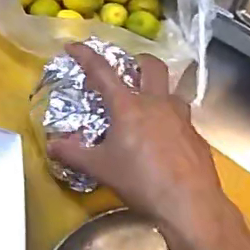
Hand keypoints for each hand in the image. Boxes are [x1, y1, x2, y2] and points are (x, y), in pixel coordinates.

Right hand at [47, 44, 233, 240]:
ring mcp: (181, 118)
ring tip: (147, 107)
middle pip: (151, 66)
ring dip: (159, 91)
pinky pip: (183, 118)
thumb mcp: (100, 168)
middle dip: (138, 62)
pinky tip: (164, 140)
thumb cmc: (141, 180)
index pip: (103, 71)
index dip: (86, 55)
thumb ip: (73, 154)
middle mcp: (157, 103)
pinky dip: (170, 121)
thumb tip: (52, 146)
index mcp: (128, 106)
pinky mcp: (197, 137)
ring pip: (172, 91)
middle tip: (127, 71)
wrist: (190, 204)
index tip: (73, 46)